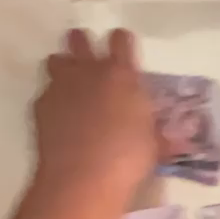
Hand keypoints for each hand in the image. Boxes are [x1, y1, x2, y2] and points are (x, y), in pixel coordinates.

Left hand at [31, 29, 155, 203]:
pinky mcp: (40, 105)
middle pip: (79, 39)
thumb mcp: (153, 146)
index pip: (120, 39)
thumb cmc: (127, 160)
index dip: (122, 43)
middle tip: (92, 66)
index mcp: (121, 75)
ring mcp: (60, 86)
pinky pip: (46, 92)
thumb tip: (179, 139)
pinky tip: (62, 119)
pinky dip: (54, 100)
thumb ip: (159, 133)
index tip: (125, 55)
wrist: (82, 179)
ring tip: (73, 87)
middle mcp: (88, 71)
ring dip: (65, 68)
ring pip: (57, 60)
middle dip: (85, 46)